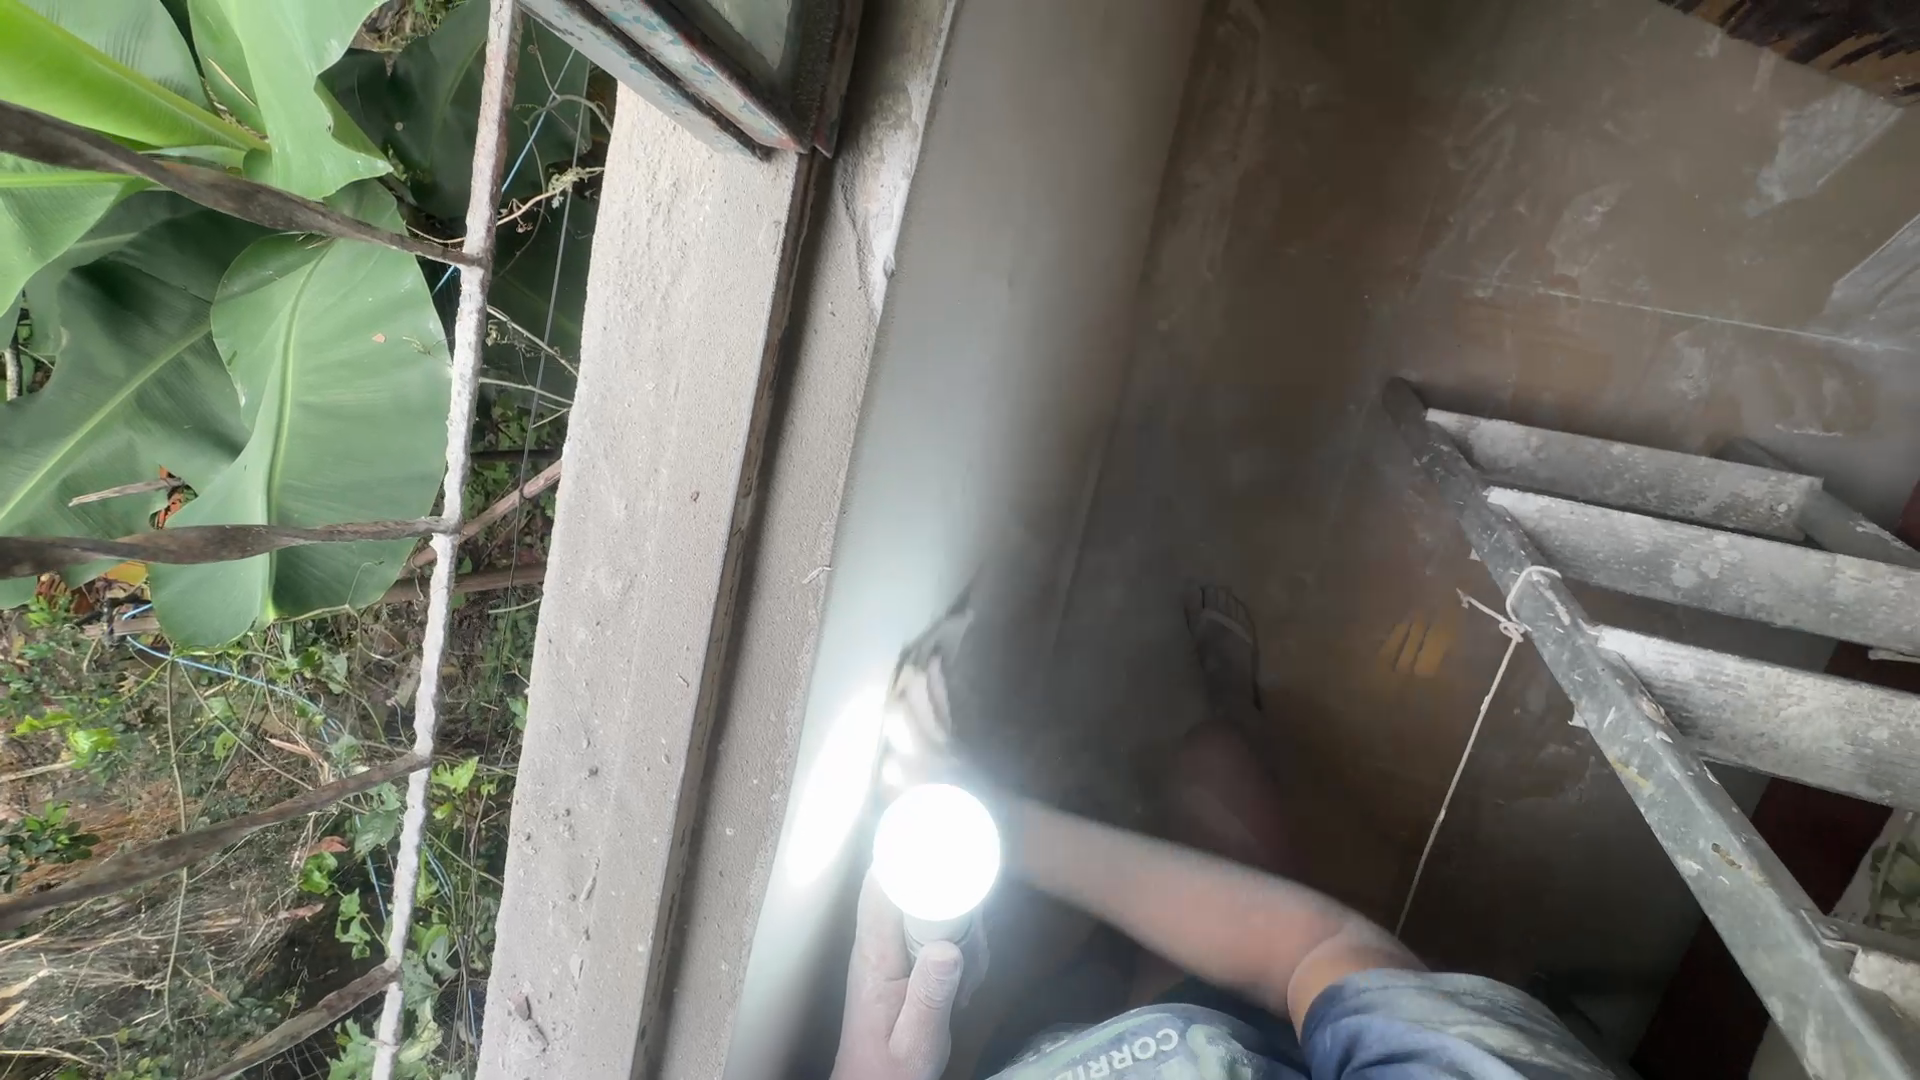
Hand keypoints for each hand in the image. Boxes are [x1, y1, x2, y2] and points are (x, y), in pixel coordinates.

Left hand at [830, 873, 966, 1079]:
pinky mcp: (905, 958)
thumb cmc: (889, 1070)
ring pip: (925, 906)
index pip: (879, 887)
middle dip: (948, 892)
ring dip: (958, 920)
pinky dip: (958, 940)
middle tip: (976, 928)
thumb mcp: (917, 1041)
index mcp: (875, 953)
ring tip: (974, 961)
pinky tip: (969, 971)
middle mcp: (878, 941)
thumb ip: (931, 996)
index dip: (902, 855)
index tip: (936, 840)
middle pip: (908, 887)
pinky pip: (932, 928)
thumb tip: (949, 947)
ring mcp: (891, 947)